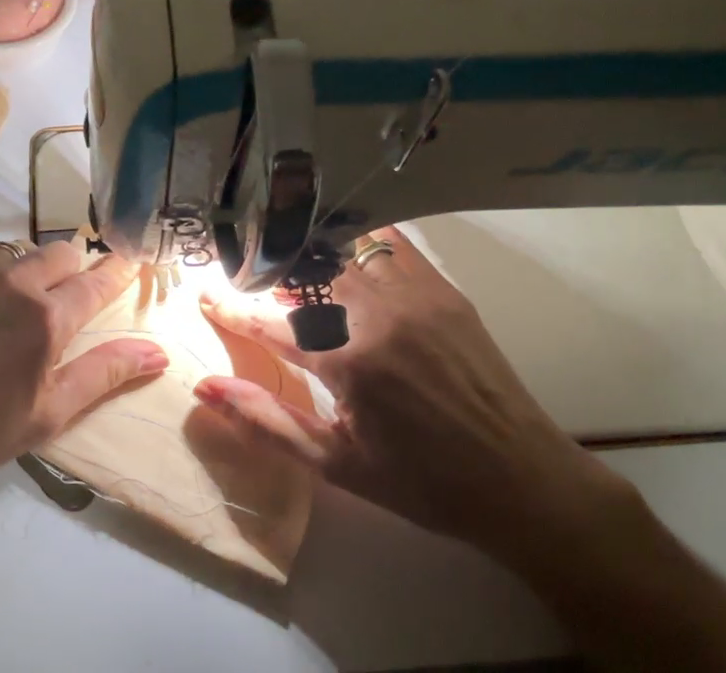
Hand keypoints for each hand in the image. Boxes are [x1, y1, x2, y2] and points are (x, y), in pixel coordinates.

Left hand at [0, 243, 165, 573]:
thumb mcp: (47, 415)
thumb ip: (105, 374)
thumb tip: (158, 352)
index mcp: (46, 319)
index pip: (96, 282)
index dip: (118, 272)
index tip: (131, 262)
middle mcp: (11, 281)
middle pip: (60, 253)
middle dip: (74, 269)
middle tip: (69, 299)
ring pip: (18, 253)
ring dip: (30, 270)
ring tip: (17, 308)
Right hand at [195, 226, 634, 567]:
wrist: (520, 480)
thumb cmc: (421, 481)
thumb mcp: (335, 462)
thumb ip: (265, 421)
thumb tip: (205, 388)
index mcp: (350, 360)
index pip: (271, 322)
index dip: (232, 311)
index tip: (205, 297)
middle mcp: (380, 313)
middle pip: (307, 273)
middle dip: (273, 278)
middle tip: (255, 287)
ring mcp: (417, 295)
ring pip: (346, 251)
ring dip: (313, 258)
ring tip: (296, 271)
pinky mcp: (444, 290)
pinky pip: (391, 246)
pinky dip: (360, 245)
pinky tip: (347, 256)